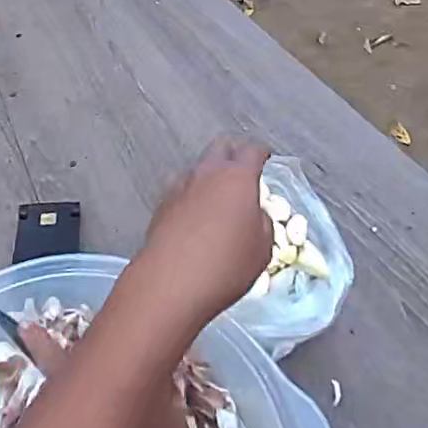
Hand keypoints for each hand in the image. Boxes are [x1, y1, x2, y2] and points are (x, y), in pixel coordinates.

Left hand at [129, 137, 271, 327]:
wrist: (171, 282)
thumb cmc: (227, 265)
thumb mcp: (262, 248)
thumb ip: (261, 221)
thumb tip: (252, 213)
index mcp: (238, 177)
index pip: (252, 150)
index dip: (261, 152)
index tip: (265, 156)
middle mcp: (208, 173)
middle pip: (220, 146)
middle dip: (233, 151)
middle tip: (241, 167)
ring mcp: (180, 185)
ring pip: (197, 166)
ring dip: (208, 174)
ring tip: (215, 194)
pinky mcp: (161, 203)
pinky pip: (180, 188)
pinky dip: (190, 194)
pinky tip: (193, 214)